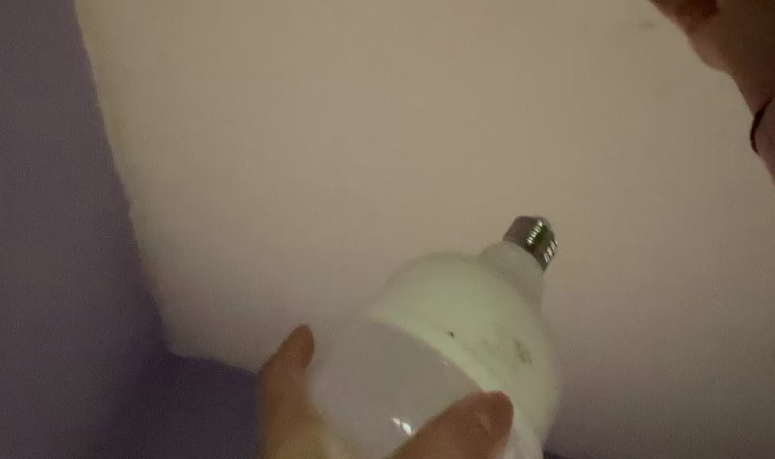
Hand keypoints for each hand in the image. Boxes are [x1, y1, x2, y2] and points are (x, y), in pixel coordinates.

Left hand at [258, 326, 514, 458]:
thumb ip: (447, 443)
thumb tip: (497, 402)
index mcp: (290, 443)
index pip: (277, 383)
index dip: (291, 355)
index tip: (307, 330)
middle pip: (302, 422)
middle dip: (340, 397)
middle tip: (385, 375)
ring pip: (327, 456)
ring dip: (361, 440)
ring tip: (408, 425)